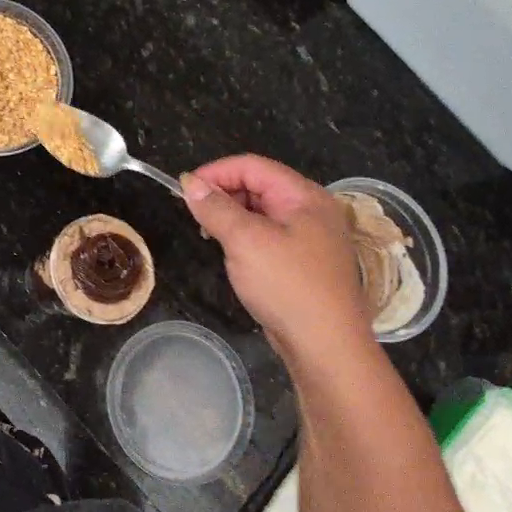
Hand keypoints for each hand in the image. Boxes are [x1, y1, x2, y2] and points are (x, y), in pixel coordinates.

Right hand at [181, 155, 372, 354]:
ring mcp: (311, 236)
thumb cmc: (287, 285)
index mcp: (304, 196)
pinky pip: (269, 235)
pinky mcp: (305, 261)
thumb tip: (191, 184)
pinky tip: (233, 254)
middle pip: (259, 185)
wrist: (326, 345)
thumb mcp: (244, 242)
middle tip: (195, 216)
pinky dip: (245, 236)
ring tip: (210, 235)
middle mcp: (312, 209)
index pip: (252, 166)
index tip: (184, 190)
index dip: (215, 173)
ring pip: (262, 211)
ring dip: (232, 216)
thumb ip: (216, 208)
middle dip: (223, 194)